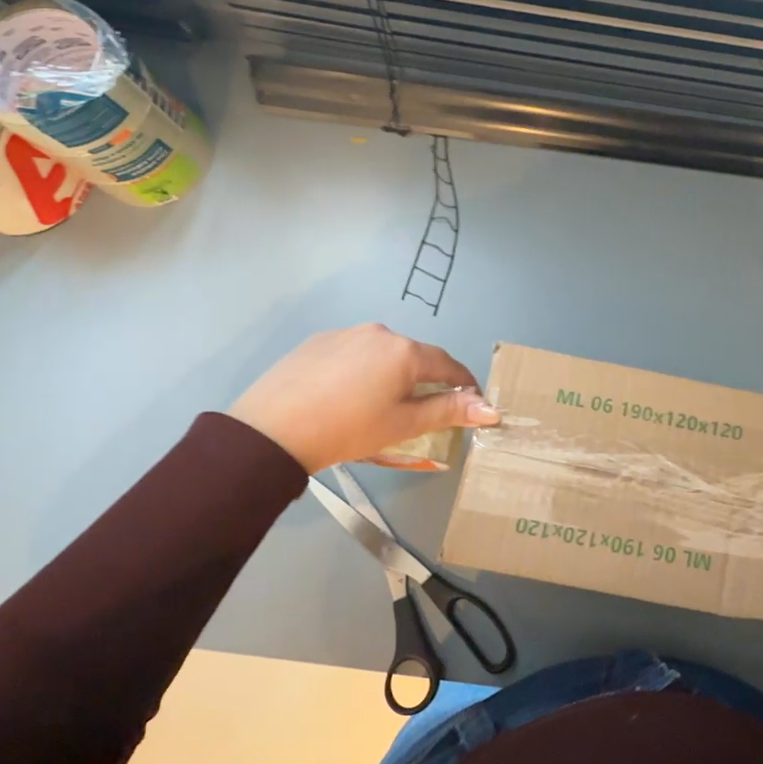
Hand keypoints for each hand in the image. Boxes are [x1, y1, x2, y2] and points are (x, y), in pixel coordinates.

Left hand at [228, 323, 499, 473]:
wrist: (272, 430)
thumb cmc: (348, 430)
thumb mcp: (403, 425)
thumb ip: (448, 411)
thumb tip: (491, 409)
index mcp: (406, 352)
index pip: (447, 365)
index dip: (462, 385)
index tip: (469, 403)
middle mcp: (379, 332)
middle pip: (414, 357)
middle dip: (423, 380)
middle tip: (418, 412)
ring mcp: (345, 333)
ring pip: (381, 353)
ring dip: (390, 374)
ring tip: (377, 406)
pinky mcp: (317, 341)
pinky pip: (352, 353)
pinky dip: (359, 371)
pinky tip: (344, 396)